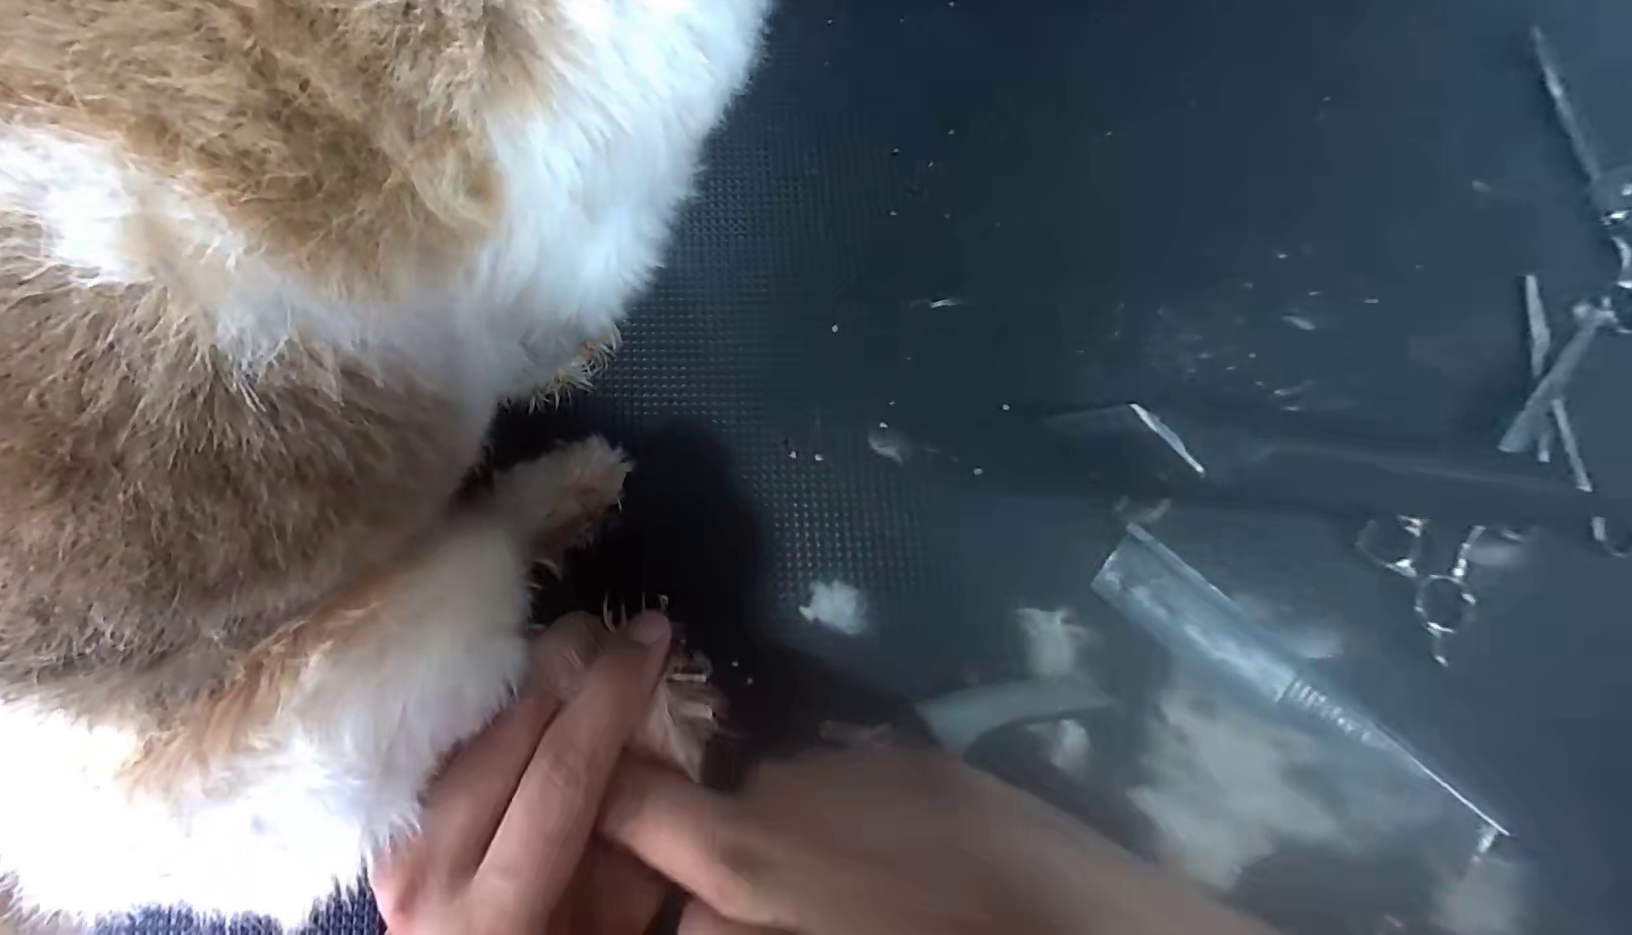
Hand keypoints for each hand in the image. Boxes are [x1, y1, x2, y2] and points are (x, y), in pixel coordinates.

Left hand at [373, 612, 674, 934]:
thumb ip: (642, 826)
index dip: (613, 691)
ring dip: (541, 660)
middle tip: (620, 633)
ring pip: (481, 701)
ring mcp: (401, 827)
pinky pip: (456, 712)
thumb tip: (663, 717)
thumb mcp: (616, 915)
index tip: (652, 635)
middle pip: (513, 716)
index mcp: (497, 915)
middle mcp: (430, 864)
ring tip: (585, 649)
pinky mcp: (391, 804)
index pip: (561, 771)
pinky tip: (541, 672)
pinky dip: (505, 680)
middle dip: (576, 654)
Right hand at [600, 745, 1276, 934]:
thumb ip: (732, 922)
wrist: (1083, 926)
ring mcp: (843, 760)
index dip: (599, 793)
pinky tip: (882, 860)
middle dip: (711, 849)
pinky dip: (833, 815)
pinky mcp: (900, 754)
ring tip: (828, 888)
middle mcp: (781, 786)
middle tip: (747, 899)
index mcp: (751, 853)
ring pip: (774, 793)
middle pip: (710, 807)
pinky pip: (833, 779)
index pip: (637, 800)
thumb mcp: (792, 933)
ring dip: (777, 834)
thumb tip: (692, 911)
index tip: (587, 799)